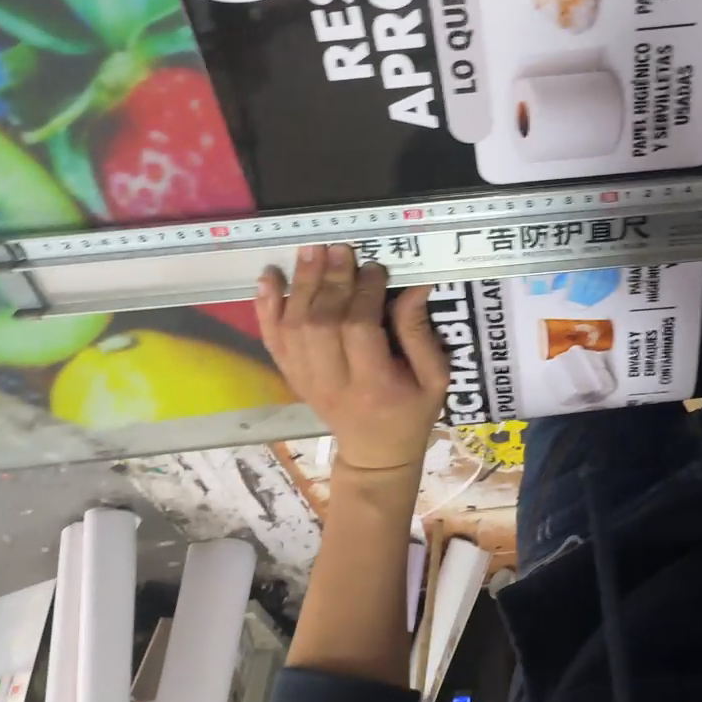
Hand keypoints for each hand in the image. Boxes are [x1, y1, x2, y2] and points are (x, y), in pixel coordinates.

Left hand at [255, 244, 448, 470]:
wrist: (375, 452)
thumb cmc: (411, 413)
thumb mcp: (434, 379)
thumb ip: (420, 334)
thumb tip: (413, 286)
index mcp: (373, 386)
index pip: (359, 330)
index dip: (364, 294)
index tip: (375, 267)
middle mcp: (332, 383)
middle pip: (321, 324)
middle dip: (330, 281)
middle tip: (340, 249)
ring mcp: (306, 380)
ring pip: (294, 327)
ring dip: (300, 285)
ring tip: (311, 251)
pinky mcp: (291, 376)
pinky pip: (272, 339)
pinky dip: (266, 307)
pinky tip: (269, 277)